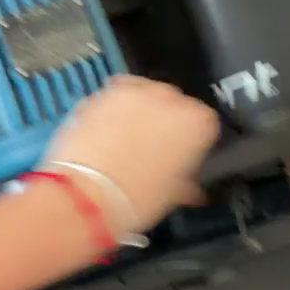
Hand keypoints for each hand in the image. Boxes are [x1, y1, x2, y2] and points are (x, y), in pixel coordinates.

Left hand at [42, 76, 219, 232]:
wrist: (87, 195)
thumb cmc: (135, 198)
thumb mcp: (173, 193)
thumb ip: (185, 180)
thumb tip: (187, 187)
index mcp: (198, 121)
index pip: (202, 122)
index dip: (187, 139)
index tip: (178, 152)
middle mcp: (169, 98)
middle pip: (170, 103)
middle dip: (160, 121)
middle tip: (147, 148)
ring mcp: (132, 92)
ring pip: (140, 94)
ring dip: (134, 111)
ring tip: (121, 139)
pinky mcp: (99, 94)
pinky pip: (110, 97)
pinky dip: (107, 110)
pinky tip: (101, 131)